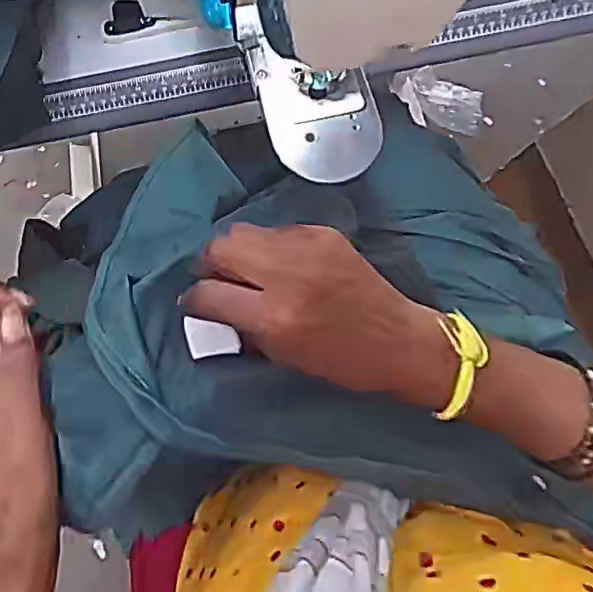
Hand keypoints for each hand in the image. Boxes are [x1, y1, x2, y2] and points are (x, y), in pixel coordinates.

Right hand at [180, 224, 457, 411]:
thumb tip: (210, 304)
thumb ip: (243, 326)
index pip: (209, 293)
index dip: (194, 298)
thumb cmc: (341, 360)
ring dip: (238, 250)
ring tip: (248, 269)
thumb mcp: (284, 354)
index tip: (194, 302)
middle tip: (217, 278)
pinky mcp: (323, 233)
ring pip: (245, 231)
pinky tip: (282, 264)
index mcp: (275, 315)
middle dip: (210, 263)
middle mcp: (287, 274)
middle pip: (221, 246)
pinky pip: (277, 231)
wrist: (398, 339)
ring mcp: (306, 247)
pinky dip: (270, 246)